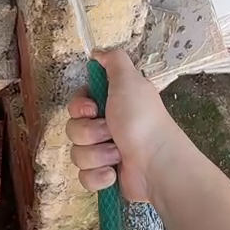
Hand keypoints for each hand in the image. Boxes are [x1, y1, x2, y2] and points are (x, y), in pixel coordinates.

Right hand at [66, 48, 181, 203]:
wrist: (156, 165)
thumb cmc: (141, 120)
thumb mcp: (129, 80)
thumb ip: (114, 60)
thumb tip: (97, 52)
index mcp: (110, 104)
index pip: (77, 103)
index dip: (79, 106)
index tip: (92, 109)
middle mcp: (106, 126)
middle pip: (73, 128)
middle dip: (89, 132)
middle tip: (109, 131)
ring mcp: (104, 153)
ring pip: (77, 153)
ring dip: (97, 154)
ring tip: (117, 154)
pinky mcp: (104, 176)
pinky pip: (84, 177)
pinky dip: (98, 176)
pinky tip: (113, 174)